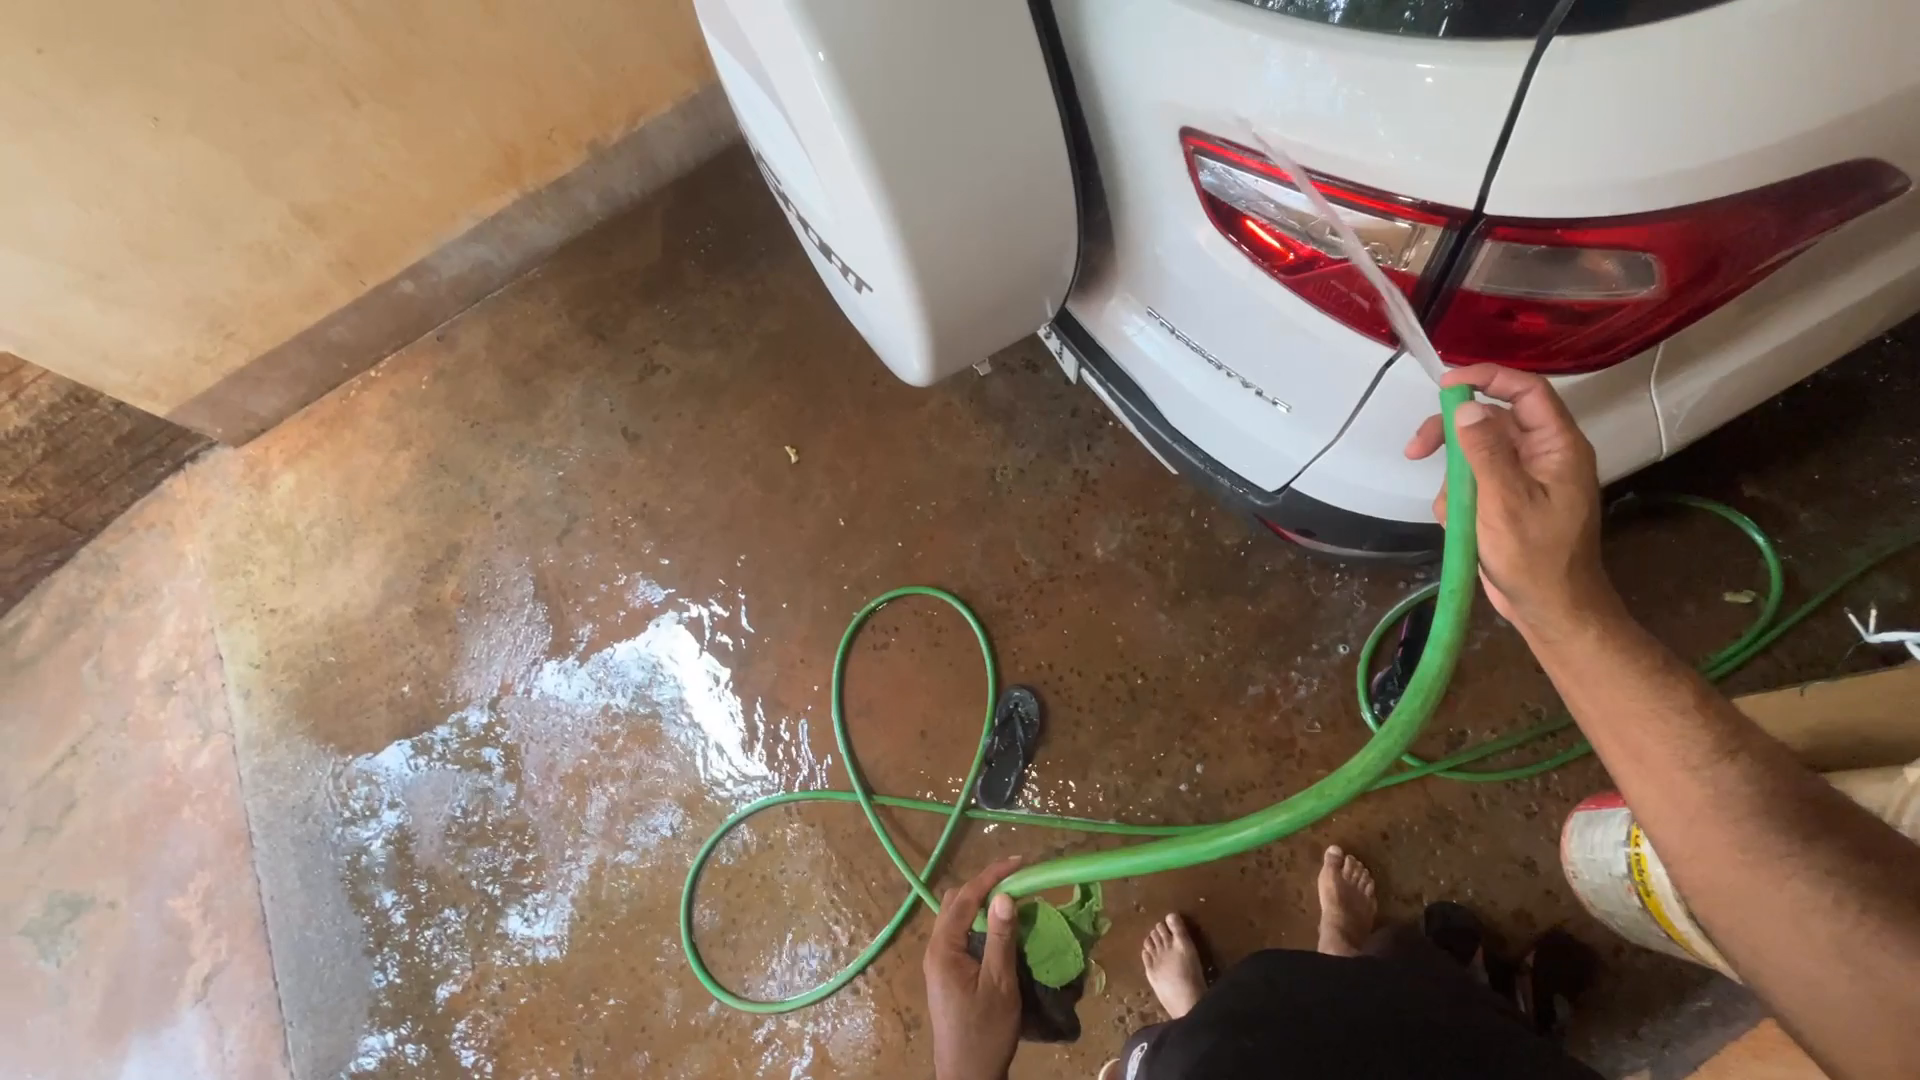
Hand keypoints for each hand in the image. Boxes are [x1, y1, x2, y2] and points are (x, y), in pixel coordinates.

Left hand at [924, 856, 1023, 1079]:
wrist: (968, 1077)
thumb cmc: (985, 1032)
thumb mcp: (999, 984)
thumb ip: (1001, 937)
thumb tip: (1005, 894)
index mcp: (943, 947)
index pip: (967, 896)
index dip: (993, 875)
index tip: (1020, 863)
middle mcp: (935, 948)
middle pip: (957, 900)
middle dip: (986, 884)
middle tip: (1018, 881)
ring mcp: (939, 961)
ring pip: (958, 916)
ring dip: (983, 902)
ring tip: (1012, 899)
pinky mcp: (947, 972)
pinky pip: (961, 933)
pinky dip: (979, 921)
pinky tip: (1000, 928)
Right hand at [1403, 364, 1619, 637]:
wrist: (1548, 607)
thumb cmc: (1534, 556)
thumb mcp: (1504, 502)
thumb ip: (1484, 453)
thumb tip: (1466, 408)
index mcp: (1557, 447)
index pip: (1527, 391)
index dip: (1488, 378)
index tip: (1445, 384)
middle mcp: (1542, 456)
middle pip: (1490, 421)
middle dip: (1451, 436)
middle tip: (1415, 450)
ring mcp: (1523, 479)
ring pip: (1474, 455)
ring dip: (1451, 479)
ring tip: (1449, 512)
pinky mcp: (1505, 500)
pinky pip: (1471, 484)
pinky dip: (1456, 500)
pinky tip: (1459, 525)